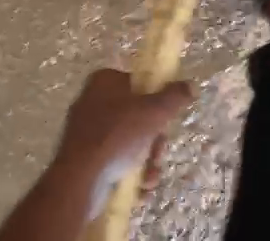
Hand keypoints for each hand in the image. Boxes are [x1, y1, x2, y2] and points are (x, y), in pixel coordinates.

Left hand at [0, 70, 194, 240]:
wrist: (79, 180)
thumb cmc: (118, 134)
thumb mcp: (155, 111)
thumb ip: (175, 96)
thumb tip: (191, 86)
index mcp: (104, 81)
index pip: (137, 82)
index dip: (156, 98)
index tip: (166, 114)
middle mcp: (91, 103)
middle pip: (136, 115)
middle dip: (154, 138)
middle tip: (159, 150)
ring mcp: (85, 134)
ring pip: (128, 141)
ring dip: (146, 160)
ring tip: (150, 175)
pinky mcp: (82, 161)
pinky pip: (114, 160)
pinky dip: (130, 173)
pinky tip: (140, 187)